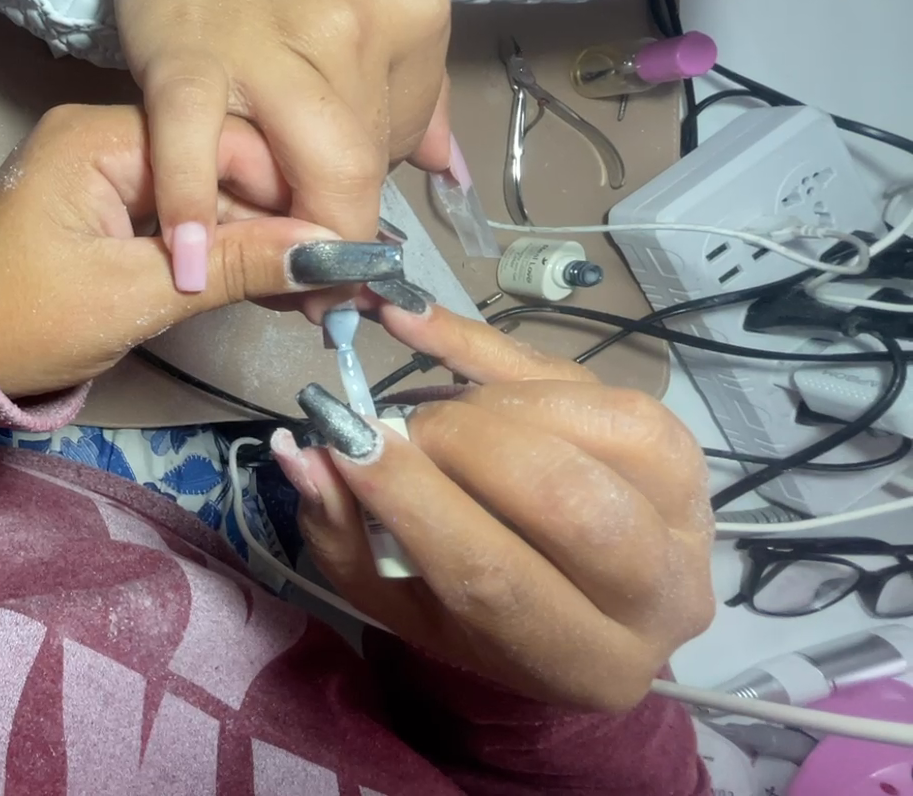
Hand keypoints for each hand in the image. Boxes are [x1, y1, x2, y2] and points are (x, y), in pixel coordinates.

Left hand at [0, 104, 404, 398]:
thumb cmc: (26, 323)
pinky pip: (168, 208)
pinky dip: (205, 243)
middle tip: (328, 275)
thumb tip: (333, 252)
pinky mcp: (96, 200)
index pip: (218, 139)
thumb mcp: (133, 296)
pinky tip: (250, 274)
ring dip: (242, 235)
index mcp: (96, 136)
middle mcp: (98, 132)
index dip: (284, 192)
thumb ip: (231, 266)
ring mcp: (96, 165)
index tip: (339, 245)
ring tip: (299, 282)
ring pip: (195, 188)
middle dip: (268, 218)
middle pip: (211, 160)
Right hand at [98, 0, 453, 293]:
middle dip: (340, 246)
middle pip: (359, 170)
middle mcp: (355, 31)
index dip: (365, 196)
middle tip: (320, 296)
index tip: (333, 227)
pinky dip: (194, 210)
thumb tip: (443, 171)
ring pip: (299, 171)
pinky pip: (196, 147)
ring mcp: (267, 47)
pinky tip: (189, 266)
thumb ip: (414, 81)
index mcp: (414, 12)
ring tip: (272, 288)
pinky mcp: (185, 61)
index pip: (402, 140)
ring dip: (285, 243)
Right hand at [275, 304, 714, 711]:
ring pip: (609, 432)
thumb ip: (334, 524)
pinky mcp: (682, 456)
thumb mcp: (376, 586)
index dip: (409, 494)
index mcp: (573, 658)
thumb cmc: (452, 607)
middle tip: (396, 425)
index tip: (342, 436)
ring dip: (493, 402)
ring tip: (434, 409)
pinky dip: (507, 353)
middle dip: (456, 440)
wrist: (549, 603)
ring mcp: (691, 523)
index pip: (492, 574)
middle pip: (564, 500)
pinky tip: (433, 334)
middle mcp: (658, 601)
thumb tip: (300, 449)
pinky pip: (605, 387)